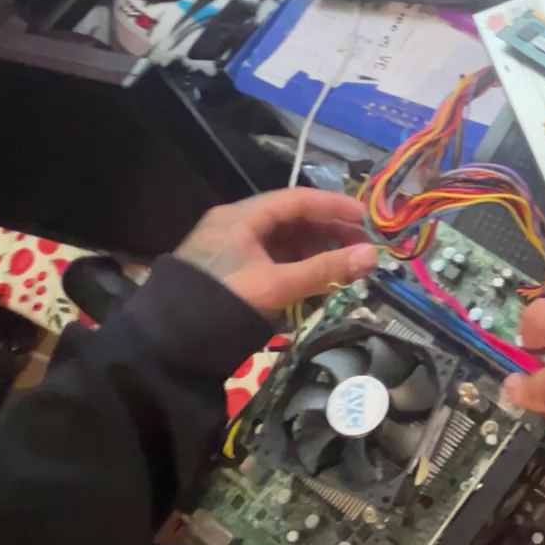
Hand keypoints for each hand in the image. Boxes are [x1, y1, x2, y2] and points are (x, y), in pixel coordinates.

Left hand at [173, 189, 377, 313]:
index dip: (334, 206)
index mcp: (241, 217)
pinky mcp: (239, 272)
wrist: (172, 345)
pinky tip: (326, 274)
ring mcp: (238, 250)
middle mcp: (239, 226)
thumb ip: (326, 269)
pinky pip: (280, 259)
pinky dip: (306, 264)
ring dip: (321, 248)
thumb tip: (373, 255)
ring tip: (351, 261)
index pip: (296, 199)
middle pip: (294, 219)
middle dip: (332, 230)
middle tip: (365, 243)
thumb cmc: (224, 303)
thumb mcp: (278, 285)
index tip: (366, 218)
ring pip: (289, 240)